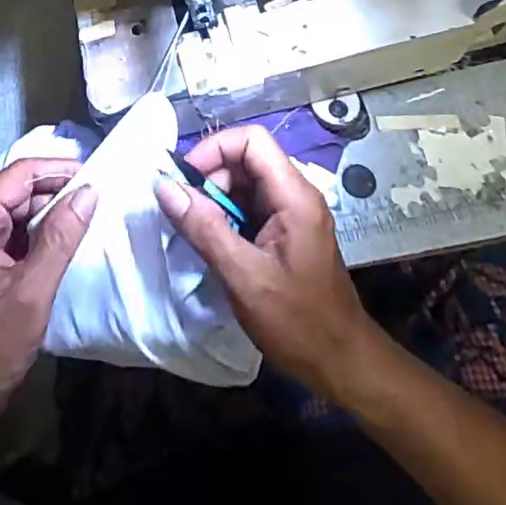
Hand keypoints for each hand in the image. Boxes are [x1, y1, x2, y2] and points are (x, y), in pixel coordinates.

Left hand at [0, 158, 97, 443]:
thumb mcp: (30, 296)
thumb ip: (60, 239)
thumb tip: (89, 192)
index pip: (19, 173)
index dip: (60, 169)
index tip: (98, 175)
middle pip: (14, 191)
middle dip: (55, 193)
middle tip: (98, 203)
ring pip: (10, 214)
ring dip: (45, 217)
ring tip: (85, 223)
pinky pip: (1, 236)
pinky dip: (30, 238)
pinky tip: (56, 248)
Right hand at [155, 126, 382, 398]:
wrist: (341, 363)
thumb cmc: (298, 322)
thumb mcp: (244, 276)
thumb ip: (204, 228)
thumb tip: (164, 186)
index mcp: (294, 196)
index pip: (252, 140)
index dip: (214, 149)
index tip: (184, 180)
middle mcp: (294, 195)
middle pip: (245, 160)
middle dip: (209, 178)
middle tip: (184, 213)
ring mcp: (289, 214)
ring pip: (243, 184)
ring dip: (213, 200)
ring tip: (194, 231)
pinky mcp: (282, 232)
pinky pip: (247, 208)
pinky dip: (223, 218)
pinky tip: (210, 243)